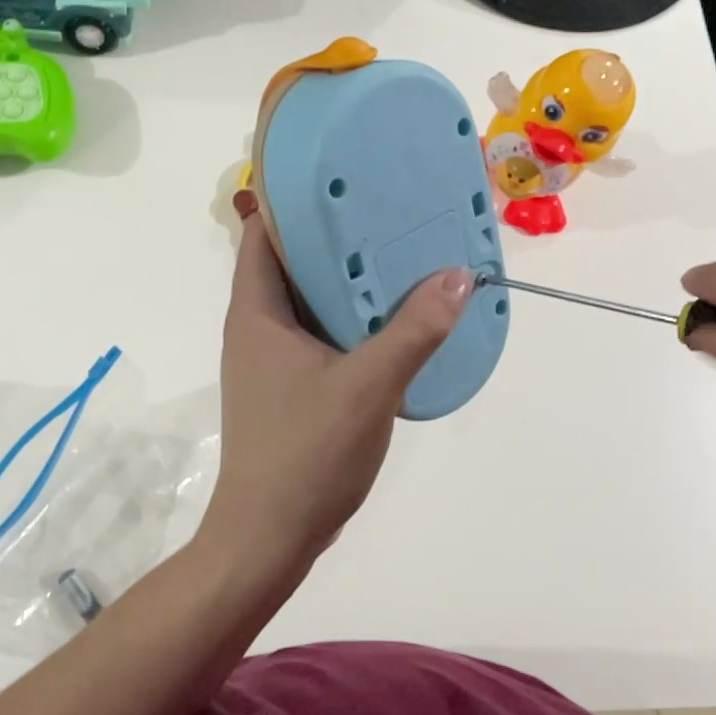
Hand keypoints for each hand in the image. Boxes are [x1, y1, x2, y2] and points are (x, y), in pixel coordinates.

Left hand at [201, 191, 472, 573]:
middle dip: (335, 237)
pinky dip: (349, 320)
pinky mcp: (287, 387)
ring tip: (399, 254)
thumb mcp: (368, 386)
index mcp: (256, 312)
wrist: (269, 537)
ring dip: (347, 281)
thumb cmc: (305, 453)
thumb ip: (415, 331)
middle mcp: (256, 327)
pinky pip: (318, 334)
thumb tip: (459, 274)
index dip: (295, 200)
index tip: (343, 177)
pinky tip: (393, 319)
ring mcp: (270, 360)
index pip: (262, 234)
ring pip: (307, 302)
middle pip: (289, 263)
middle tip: (388, 210)